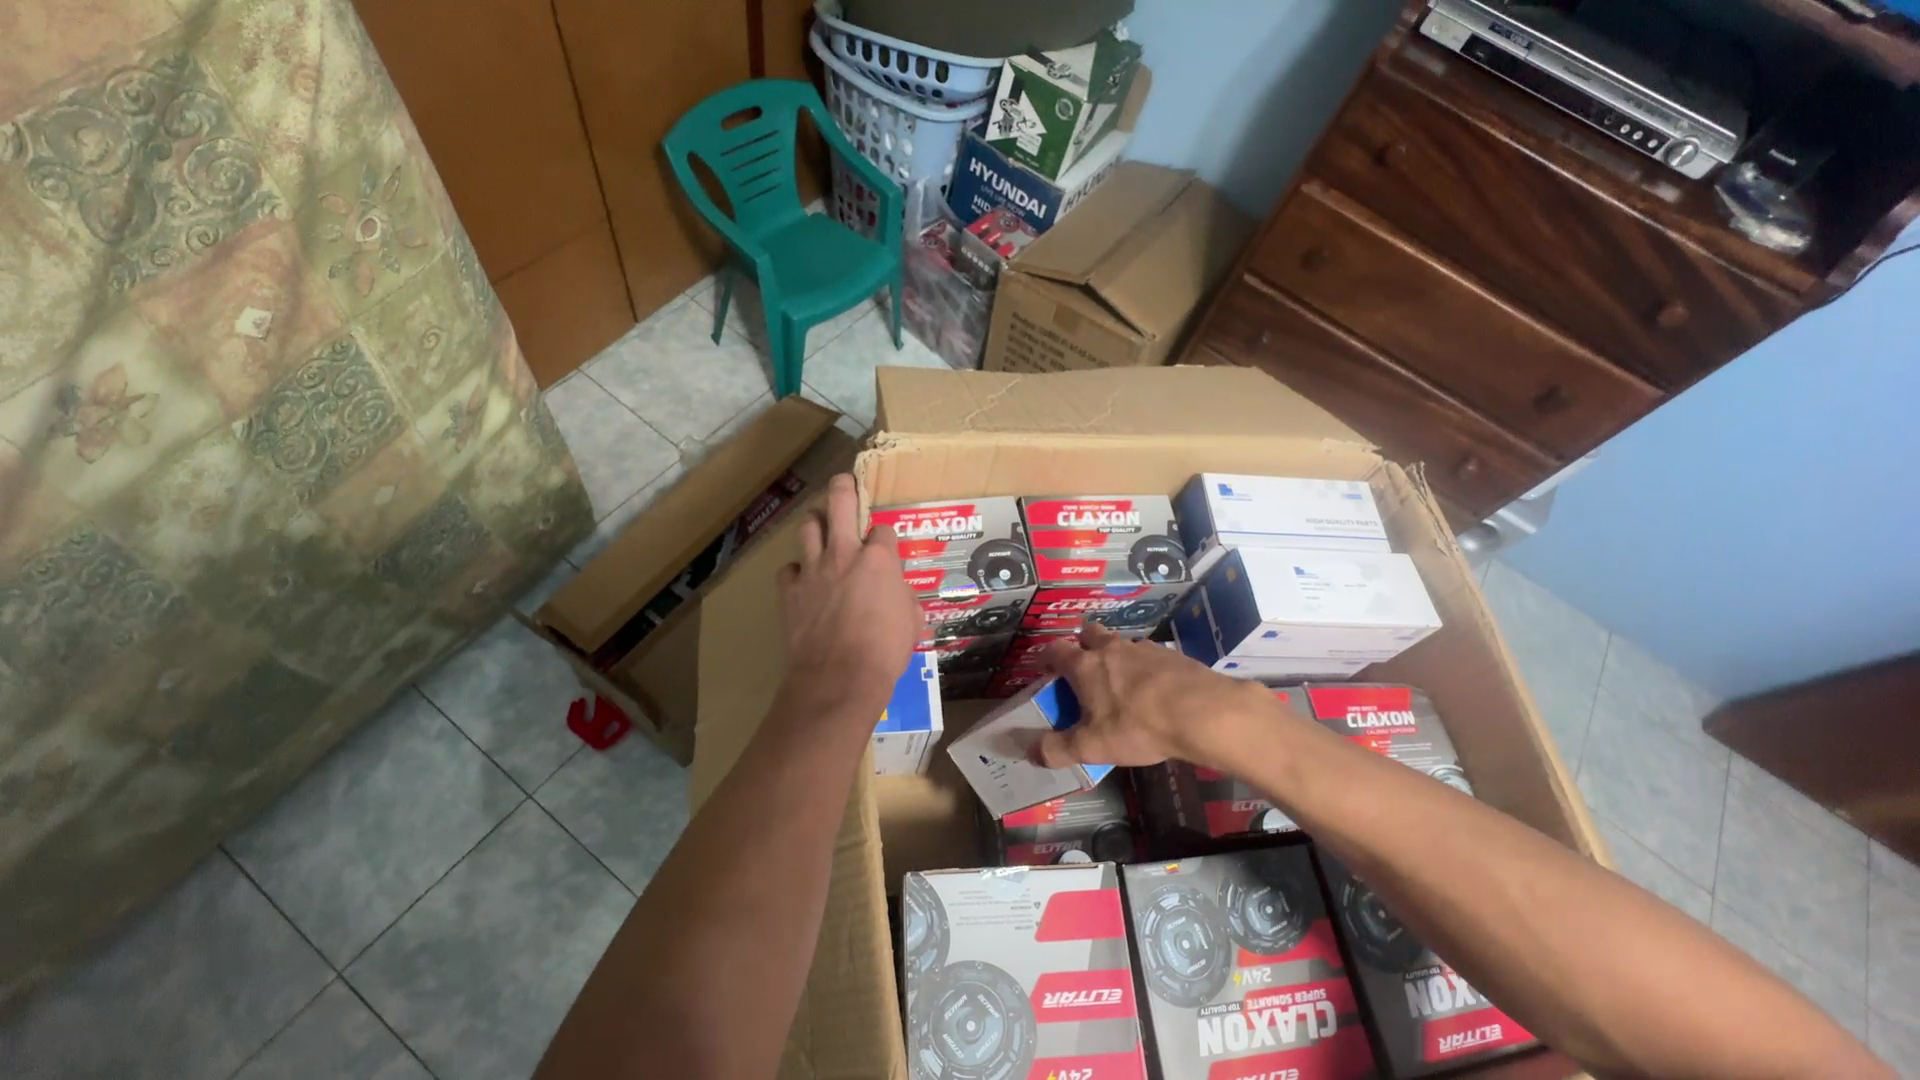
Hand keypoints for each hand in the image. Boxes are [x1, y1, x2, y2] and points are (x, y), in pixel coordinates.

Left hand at [777, 474, 920, 717]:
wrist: (839, 678)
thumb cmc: (885, 651)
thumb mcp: (912, 624)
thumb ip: (904, 600)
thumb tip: (899, 598)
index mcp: (878, 559)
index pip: (884, 530)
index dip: (886, 537)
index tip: (886, 548)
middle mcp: (843, 554)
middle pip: (840, 501)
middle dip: (843, 487)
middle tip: (844, 483)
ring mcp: (812, 570)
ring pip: (808, 527)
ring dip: (815, 525)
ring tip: (820, 531)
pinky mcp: (789, 591)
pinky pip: (789, 570)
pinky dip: (796, 572)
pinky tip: (803, 582)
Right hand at [1036, 623, 1293, 771]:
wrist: (1202, 712)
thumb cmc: (1138, 726)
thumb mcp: (1092, 746)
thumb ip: (1058, 749)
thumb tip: (1031, 752)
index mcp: (1085, 666)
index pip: (1055, 650)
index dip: (1047, 658)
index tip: (1046, 671)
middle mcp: (1112, 649)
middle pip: (1089, 634)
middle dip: (1082, 646)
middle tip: (1084, 670)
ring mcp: (1145, 648)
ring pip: (1122, 644)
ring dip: (1116, 656)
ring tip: (1121, 683)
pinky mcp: (1173, 655)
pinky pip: (1150, 656)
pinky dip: (1145, 668)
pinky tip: (1154, 690)